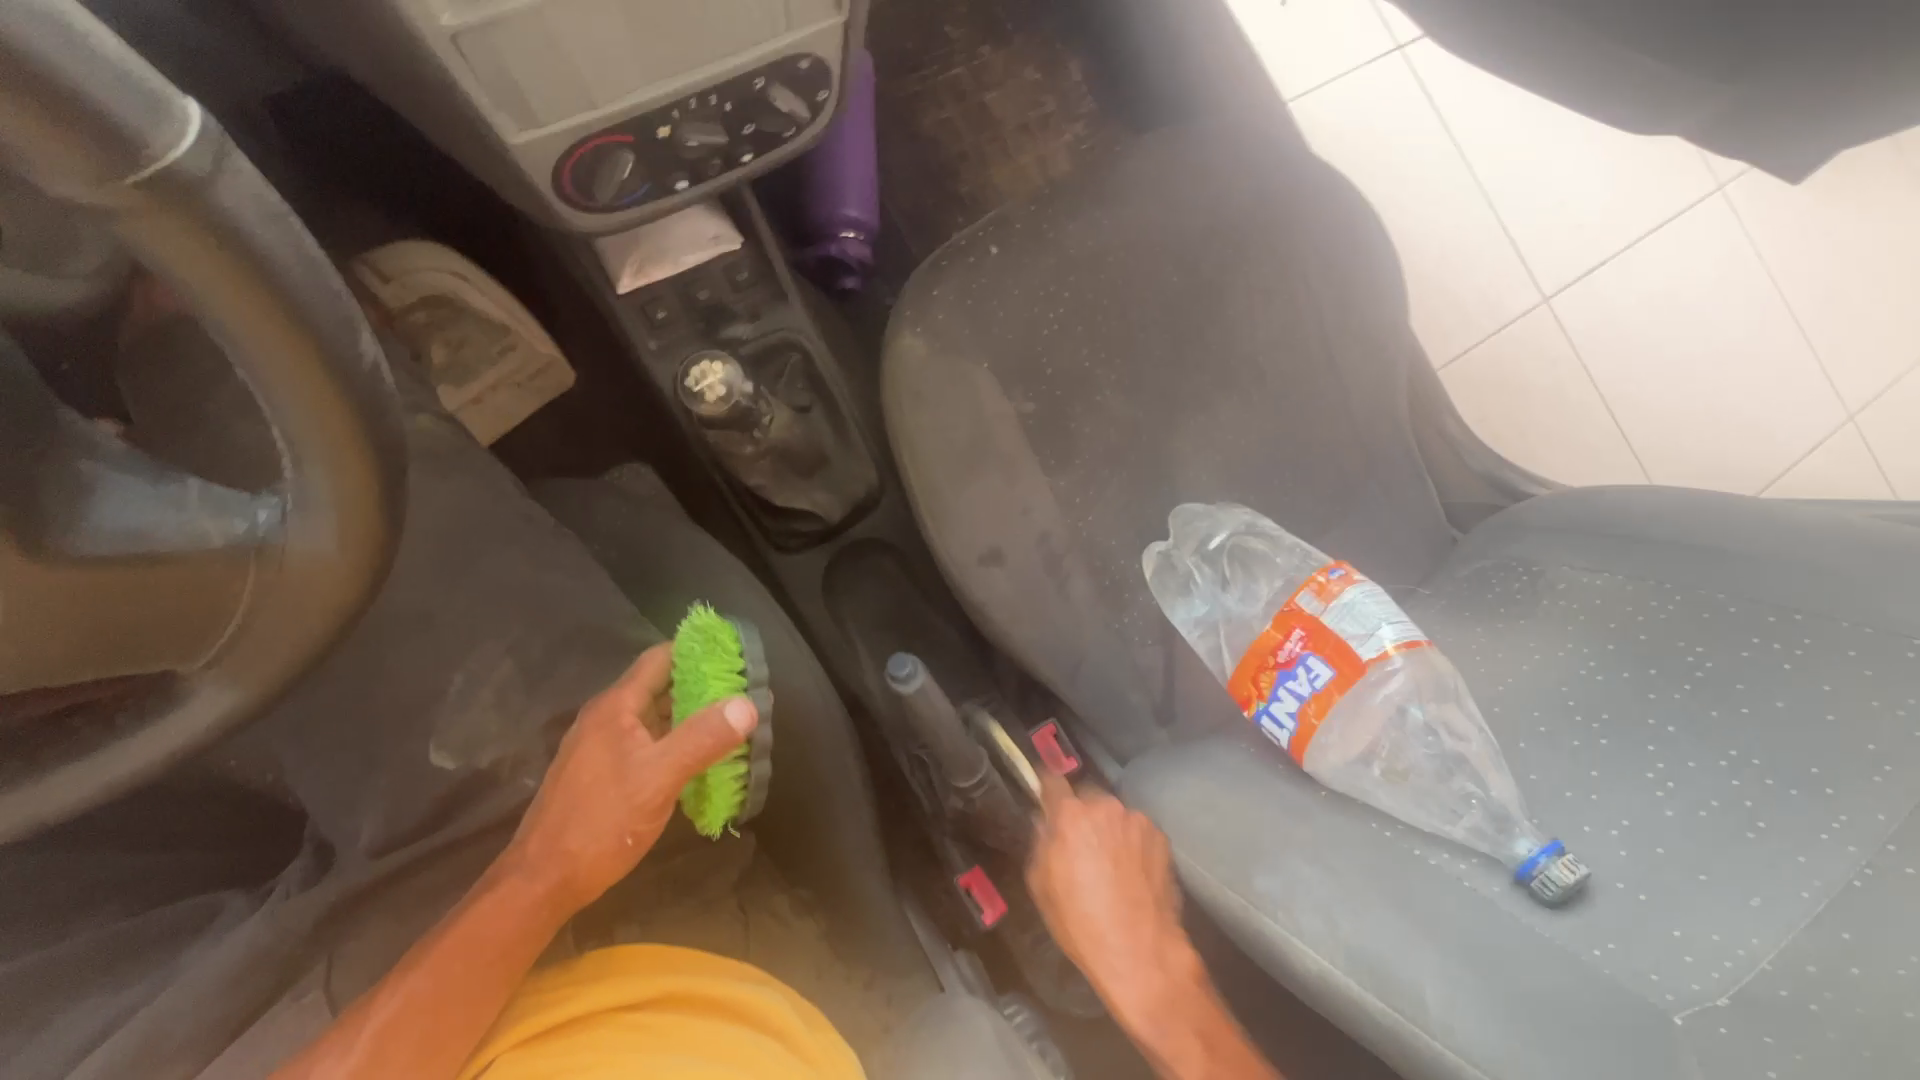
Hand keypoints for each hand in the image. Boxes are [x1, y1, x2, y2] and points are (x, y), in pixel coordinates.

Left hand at [501, 644, 756, 914]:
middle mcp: (606, 718)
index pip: (660, 659)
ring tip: (733, 722)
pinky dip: (675, 742)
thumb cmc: (601, 822)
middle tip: (746, 692)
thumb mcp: (660, 778)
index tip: (737, 654)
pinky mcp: (603, 773)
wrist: (544, 880)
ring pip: (654, 717)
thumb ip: (703, 738)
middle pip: (659, 686)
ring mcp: (601, 747)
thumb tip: (748, 704)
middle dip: (702, 685)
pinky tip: (701, 760)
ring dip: (691, 716)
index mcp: (616, 707)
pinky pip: (646, 743)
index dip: (698, 651)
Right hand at [1026, 773, 1198, 1016]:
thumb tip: (1045, 822)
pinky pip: (1137, 831)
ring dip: (1108, 828)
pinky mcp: (1161, 837)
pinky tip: (1132, 872)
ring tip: (1110, 862)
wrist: (1140, 951)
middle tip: (1079, 843)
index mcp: (1071, 815)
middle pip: (1087, 797)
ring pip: (1115, 814)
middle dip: (1081, 814)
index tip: (1044, 792)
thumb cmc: (1080, 921)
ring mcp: (1137, 820)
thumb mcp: (1041, 885)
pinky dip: (1132, 842)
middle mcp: (1106, 807)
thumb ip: (1040, 842)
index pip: (1052, 781)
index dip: (1046, 786)